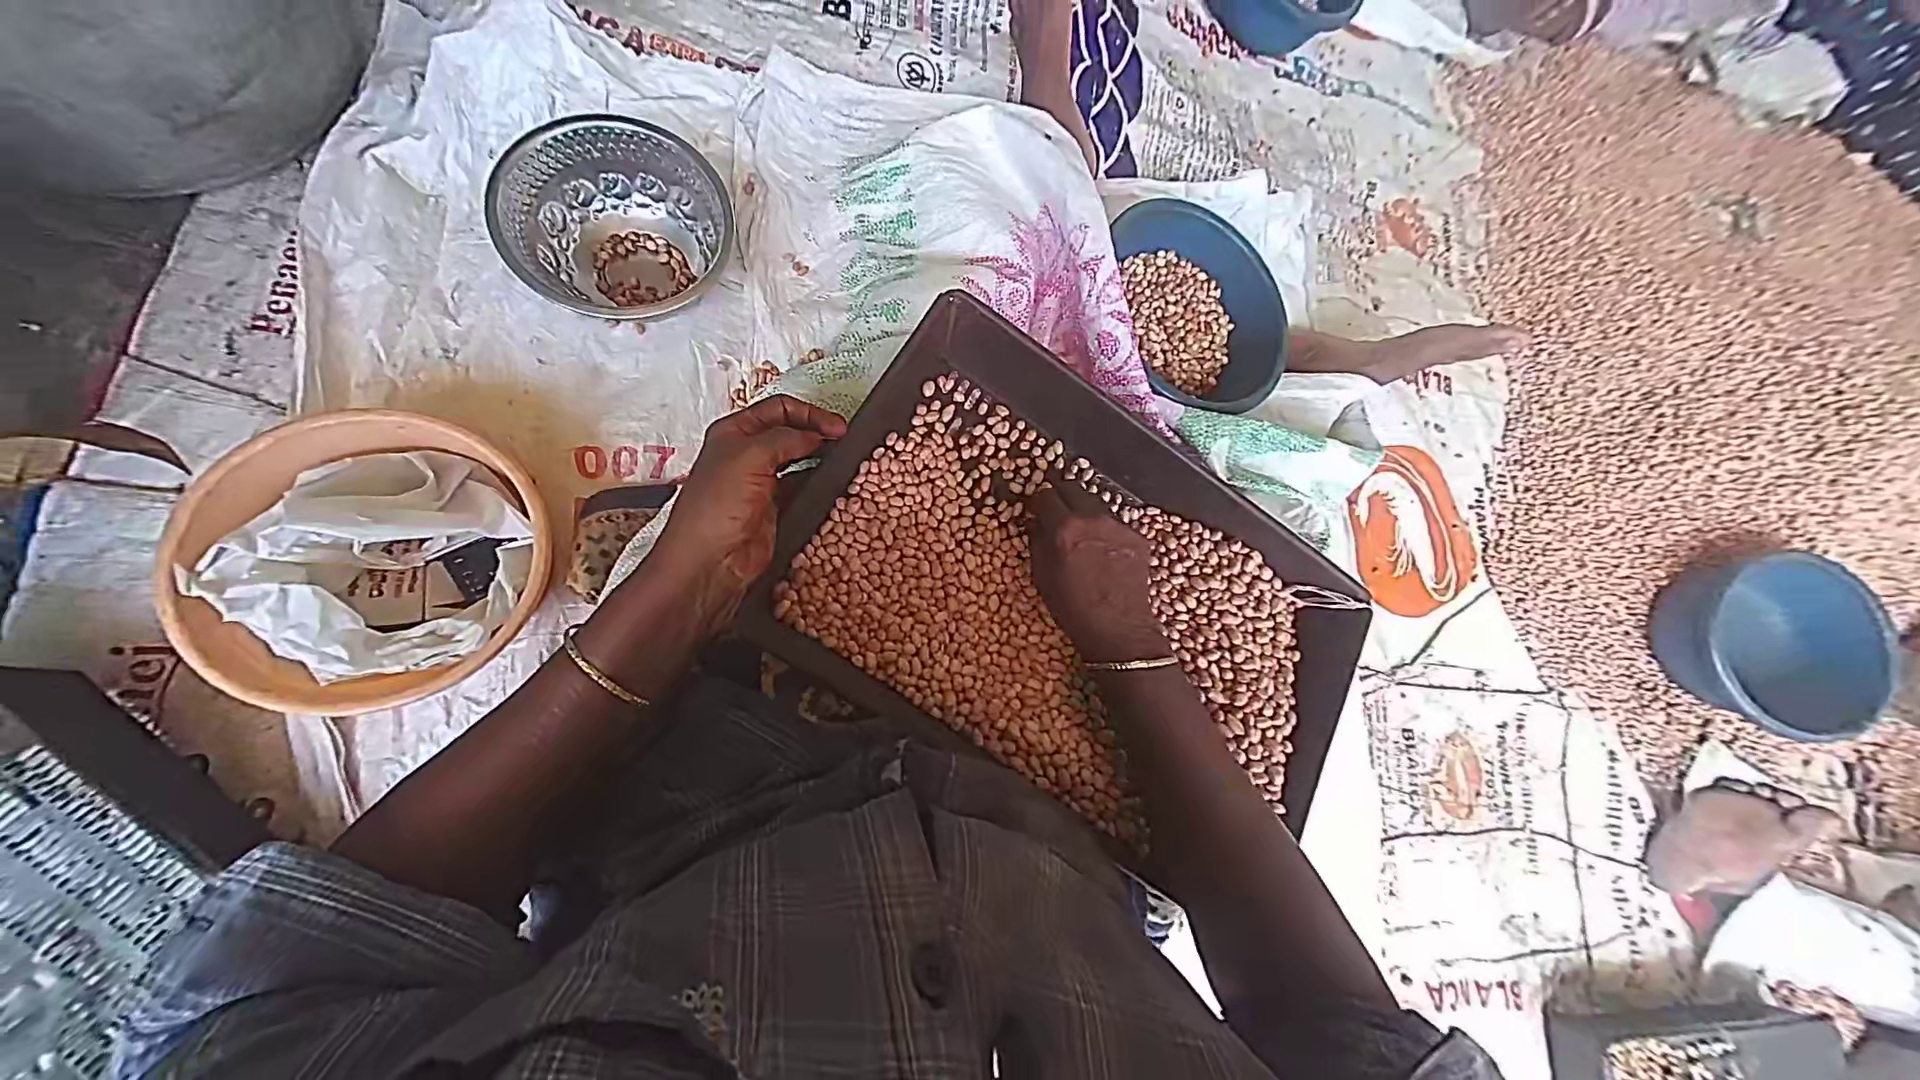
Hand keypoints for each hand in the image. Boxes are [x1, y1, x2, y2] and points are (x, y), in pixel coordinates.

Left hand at [643, 396, 846, 632]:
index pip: (778, 409)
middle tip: (844, 440)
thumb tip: (815, 436)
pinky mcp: (773, 507)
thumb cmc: (718, 506)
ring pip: (798, 459)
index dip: (809, 414)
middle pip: (790, 432)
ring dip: (819, 457)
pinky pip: (801, 488)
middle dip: (816, 432)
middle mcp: (747, 453)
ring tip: (842, 459)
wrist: (711, 561)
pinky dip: (817, 483)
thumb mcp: (750, 457)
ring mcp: (761, 482)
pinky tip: (832, 483)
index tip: (836, 426)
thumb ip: (786, 439)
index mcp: (734, 433)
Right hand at [1027, 481, 1169, 663]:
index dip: (1037, 502)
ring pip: (1095, 504)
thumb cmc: (1072, 608)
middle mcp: (1093, 519)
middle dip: (1060, 497)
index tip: (1035, 510)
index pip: (1045, 496)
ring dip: (1083, 511)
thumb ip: (1037, 541)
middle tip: (1054, 513)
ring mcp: (1119, 526)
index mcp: (1065, 528)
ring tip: (1079, 534)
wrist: (1117, 629)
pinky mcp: (1137, 538)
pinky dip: (1104, 530)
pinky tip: (1101, 550)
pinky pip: (1115, 523)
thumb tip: (1035, 523)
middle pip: (1072, 489)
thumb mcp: (1042, 575)